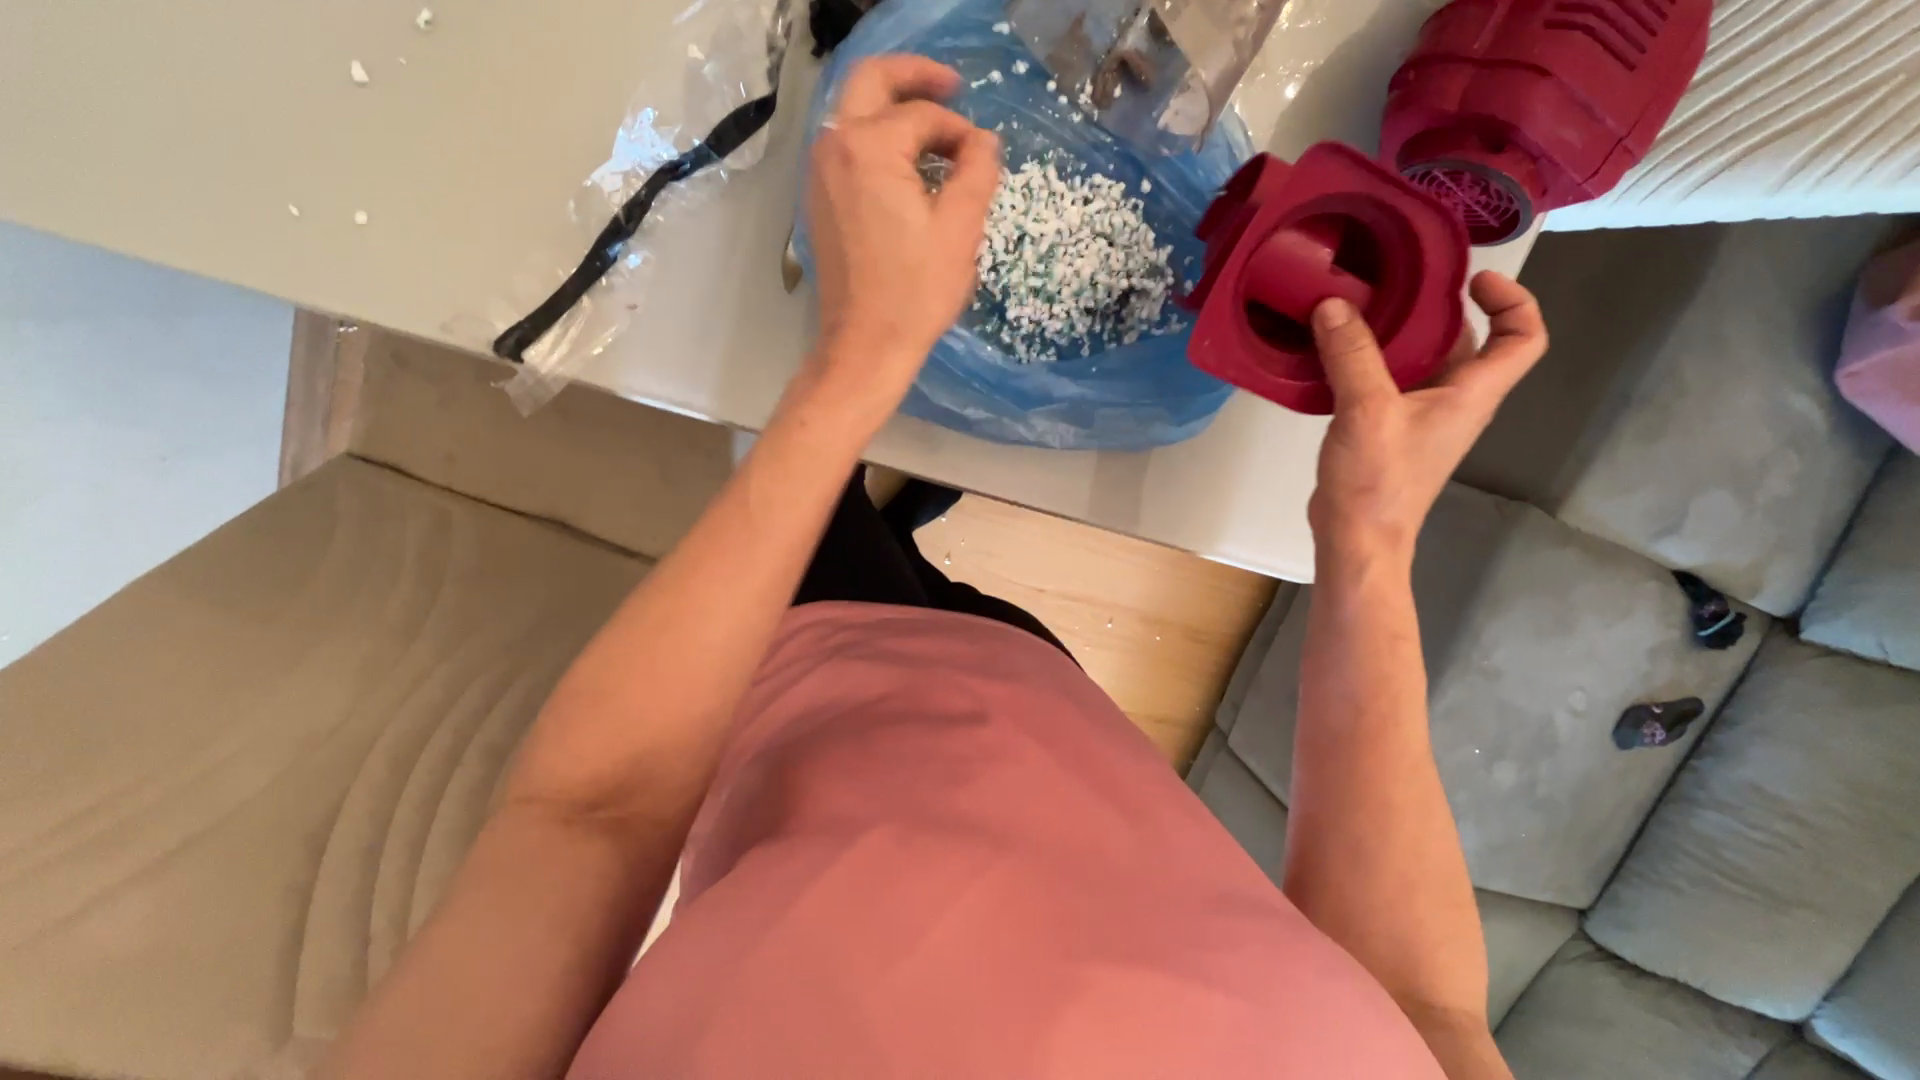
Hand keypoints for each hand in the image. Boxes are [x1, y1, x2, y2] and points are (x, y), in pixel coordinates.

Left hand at [801, 55, 1000, 412]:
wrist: (865, 343)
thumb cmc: (915, 293)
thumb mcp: (960, 230)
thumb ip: (977, 171)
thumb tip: (983, 143)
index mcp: (869, 148)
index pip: (923, 114)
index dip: (960, 130)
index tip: (982, 158)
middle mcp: (834, 147)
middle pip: (871, 81)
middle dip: (915, 78)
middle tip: (953, 88)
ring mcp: (819, 173)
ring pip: (853, 111)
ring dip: (893, 107)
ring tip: (935, 129)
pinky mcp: (819, 198)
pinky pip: (846, 144)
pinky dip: (876, 138)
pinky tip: (907, 165)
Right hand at [1308, 271, 1548, 567]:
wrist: (1357, 538)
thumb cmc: (1378, 479)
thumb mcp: (1367, 409)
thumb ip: (1352, 355)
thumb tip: (1333, 303)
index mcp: (1472, 394)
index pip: (1523, 339)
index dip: (1514, 301)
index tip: (1473, 280)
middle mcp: (1455, 403)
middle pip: (1467, 344)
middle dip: (1436, 312)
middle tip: (1396, 289)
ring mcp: (1421, 420)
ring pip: (1422, 364)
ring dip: (1397, 337)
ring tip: (1359, 315)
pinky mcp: (1388, 433)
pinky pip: (1388, 384)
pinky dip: (1369, 364)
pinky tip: (1336, 357)